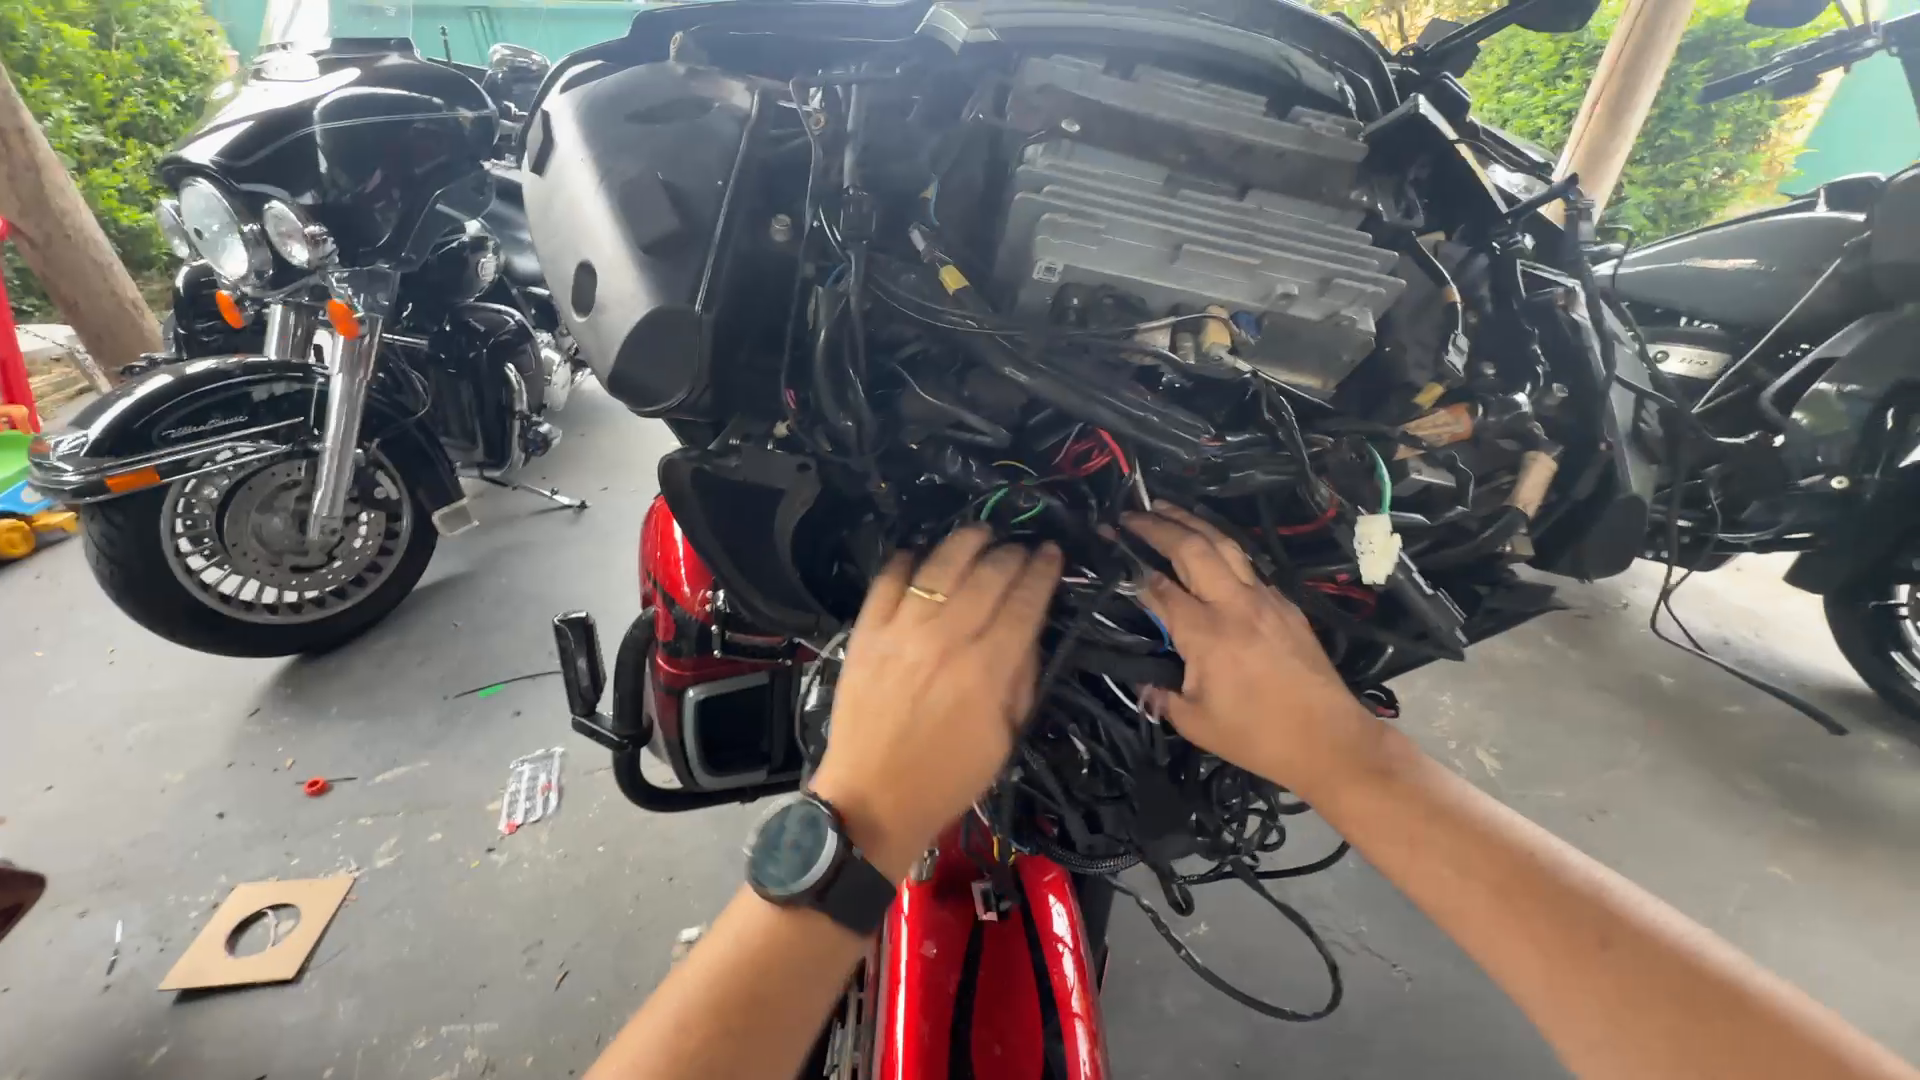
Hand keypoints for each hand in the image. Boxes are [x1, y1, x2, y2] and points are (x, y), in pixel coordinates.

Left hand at [809, 526, 1062, 880]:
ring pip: (940, 566)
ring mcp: (901, 632)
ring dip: (966, 542)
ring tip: (981, 534)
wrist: (873, 799)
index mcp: (986, 670)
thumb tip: (1028, 629)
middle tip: (1021, 548)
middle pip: (987, 575)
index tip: (1052, 553)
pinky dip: (905, 562)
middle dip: (1011, 554)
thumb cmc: (948, 776)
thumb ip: (1021, 676)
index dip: (1043, 572)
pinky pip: (887, 582)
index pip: (1025, 602)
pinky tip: (920, 555)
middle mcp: (946, 640)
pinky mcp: (866, 633)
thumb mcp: (1006, 736)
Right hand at [1121, 506, 1379, 793]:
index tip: (1111, 546)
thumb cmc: (1257, 736)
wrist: (1331, 741)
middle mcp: (1234, 605)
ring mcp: (1266, 600)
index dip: (1131, 566)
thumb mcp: (1195, 722)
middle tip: (1131, 514)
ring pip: (1225, 546)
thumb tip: (1142, 682)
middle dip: (1158, 526)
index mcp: (1206, 633)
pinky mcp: (1286, 606)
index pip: (1159, 587)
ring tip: (1166, 508)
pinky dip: (1222, 550)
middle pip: (1193, 548)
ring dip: (1192, 522)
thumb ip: (1161, 695)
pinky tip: (1211, 551)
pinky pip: (1248, 568)